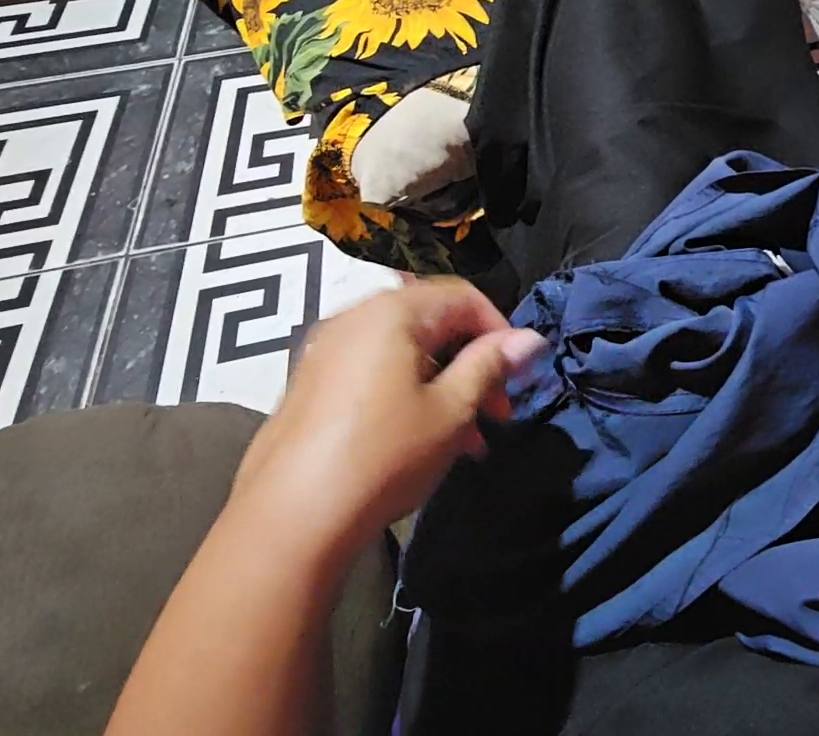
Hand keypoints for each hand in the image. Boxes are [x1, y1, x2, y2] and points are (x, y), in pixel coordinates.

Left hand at [233, 279, 546, 559]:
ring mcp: (327, 350)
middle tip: (498, 414)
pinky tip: (425, 442)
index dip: (500, 331)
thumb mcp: (451, 410)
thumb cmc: (382, 456)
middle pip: (434, 322)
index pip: (463, 296)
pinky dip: (410, 393)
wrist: (288, 523)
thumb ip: (491, 365)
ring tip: (469, 440)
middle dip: (475, 363)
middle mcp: (355, 318)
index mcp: (392, 312)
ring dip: (447, 385)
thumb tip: (531, 338)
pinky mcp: (312, 384)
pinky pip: (376, 371)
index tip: (517, 377)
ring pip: (407, 352)